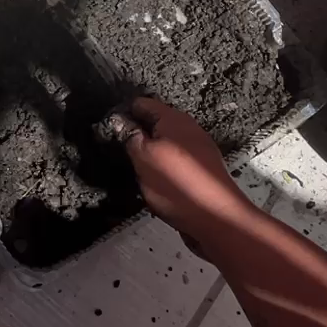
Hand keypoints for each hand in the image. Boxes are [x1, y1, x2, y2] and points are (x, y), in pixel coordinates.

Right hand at [117, 97, 253, 237]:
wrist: (218, 222)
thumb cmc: (178, 186)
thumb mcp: (143, 158)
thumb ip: (129, 136)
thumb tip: (119, 121)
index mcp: (175, 120)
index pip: (141, 103)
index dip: (122, 113)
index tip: (108, 129)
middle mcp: (188, 131)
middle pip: (153, 124)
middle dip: (135, 135)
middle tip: (117, 150)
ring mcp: (197, 152)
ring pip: (163, 145)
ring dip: (147, 155)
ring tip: (133, 169)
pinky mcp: (200, 173)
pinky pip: (173, 163)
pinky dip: (161, 169)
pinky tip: (153, 184)